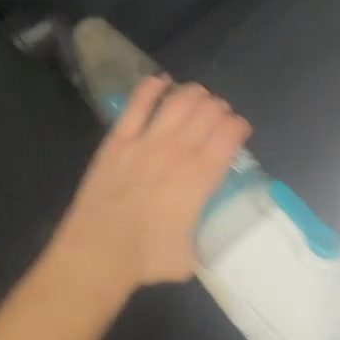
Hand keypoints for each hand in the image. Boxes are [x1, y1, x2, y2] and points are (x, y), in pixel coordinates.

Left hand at [50, 76, 250, 291]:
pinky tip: (160, 82)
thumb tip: (201, 240)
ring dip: (193, 94)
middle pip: (207, 112)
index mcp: (201, 176)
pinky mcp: (118, 140)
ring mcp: (146, 141)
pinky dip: (151, 88)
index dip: (239, 126)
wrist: (99, 249)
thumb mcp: (190, 257)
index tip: (240, 130)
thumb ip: (200, 241)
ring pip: (178, 102)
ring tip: (198, 95)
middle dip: (219, 108)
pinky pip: (137, 104)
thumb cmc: (147, 257)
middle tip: (219, 114)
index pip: (230, 135)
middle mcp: (178, 151)